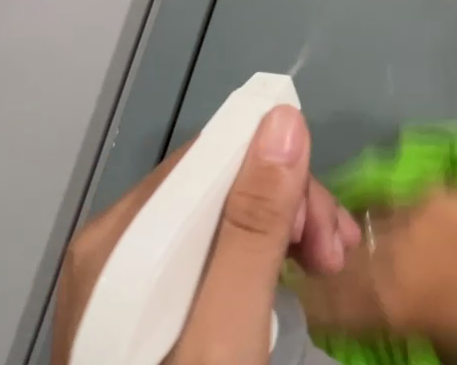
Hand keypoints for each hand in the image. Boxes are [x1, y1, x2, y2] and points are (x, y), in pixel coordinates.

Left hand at [51, 107, 362, 364]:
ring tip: (325, 270)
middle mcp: (120, 243)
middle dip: (290, 208)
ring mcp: (133, 275)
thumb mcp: (225, 336)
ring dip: (285, 231)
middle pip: (222, 185)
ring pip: (225, 214)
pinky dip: (262, 259)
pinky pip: (216, 250)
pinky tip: (288, 283)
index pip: (214, 158)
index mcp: (121, 239)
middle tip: (336, 257)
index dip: (280, 176)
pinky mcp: (151, 303)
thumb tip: (281, 119)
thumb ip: (250, 228)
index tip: (327, 229)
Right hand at [296, 192, 456, 353]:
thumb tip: (367, 315)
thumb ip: (393, 321)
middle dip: (325, 264)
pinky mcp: (431, 190)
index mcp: (389, 302)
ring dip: (352, 235)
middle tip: (318, 265)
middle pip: (337, 258)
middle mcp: (389, 255)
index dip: (310, 299)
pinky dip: (383, 211)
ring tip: (347, 238)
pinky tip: (385, 217)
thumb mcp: (436, 337)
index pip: (327, 300)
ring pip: (362, 225)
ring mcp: (410, 216)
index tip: (301, 297)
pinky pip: (391, 200)